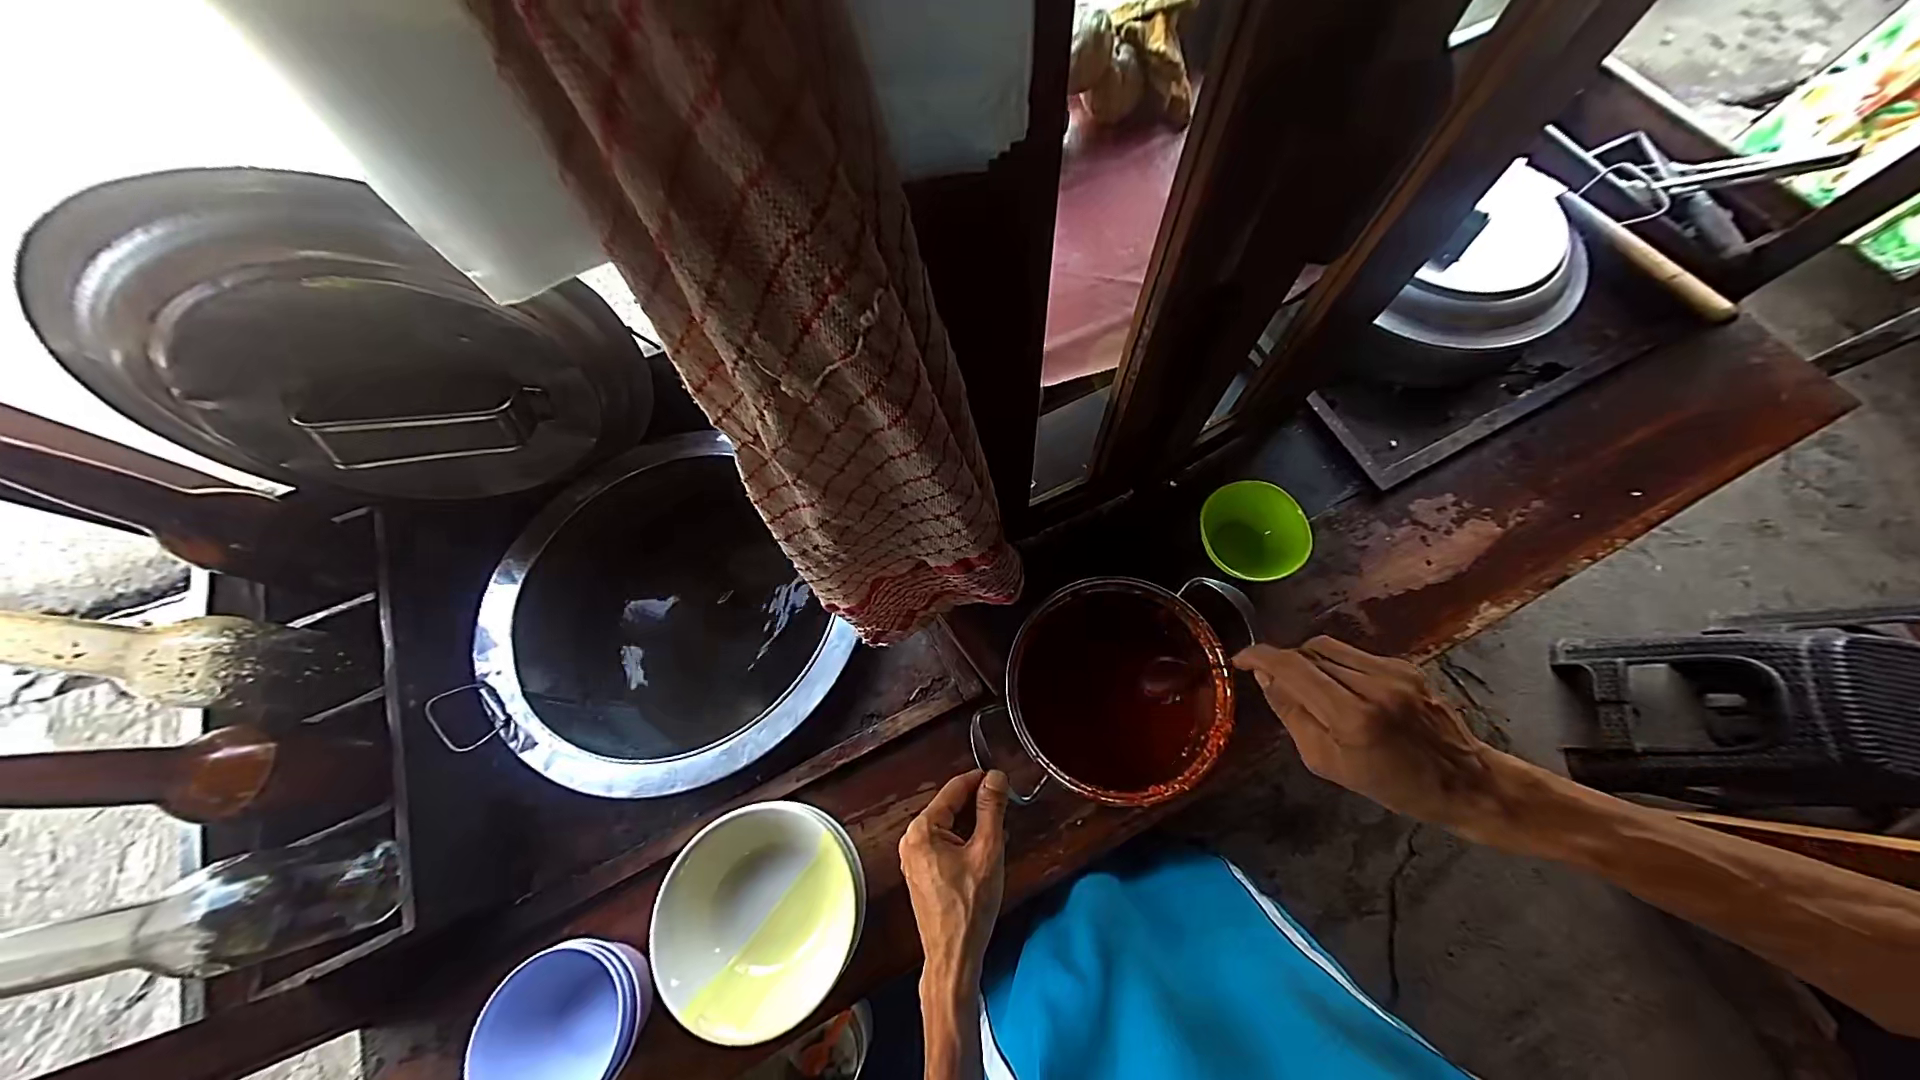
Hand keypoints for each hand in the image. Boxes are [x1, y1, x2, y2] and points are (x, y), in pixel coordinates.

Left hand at [899, 769, 1008, 1000]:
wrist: (954, 957)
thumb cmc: (969, 908)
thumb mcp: (987, 851)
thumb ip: (991, 809)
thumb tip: (995, 778)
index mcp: (922, 830)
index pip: (954, 789)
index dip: (980, 780)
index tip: (1002, 779)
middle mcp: (911, 840)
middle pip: (950, 806)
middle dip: (978, 805)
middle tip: (1005, 808)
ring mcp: (914, 858)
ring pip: (949, 826)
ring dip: (974, 825)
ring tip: (999, 833)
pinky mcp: (922, 873)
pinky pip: (945, 844)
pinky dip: (965, 841)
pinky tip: (984, 852)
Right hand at [1232, 636, 1511, 833]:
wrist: (1465, 782)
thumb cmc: (1391, 785)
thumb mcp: (1325, 761)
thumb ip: (1291, 713)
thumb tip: (1264, 676)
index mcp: (1351, 715)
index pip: (1292, 666)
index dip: (1259, 656)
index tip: (1240, 659)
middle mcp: (1373, 684)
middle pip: (1307, 651)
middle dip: (1284, 662)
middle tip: (1276, 683)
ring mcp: (1393, 671)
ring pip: (1327, 647)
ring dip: (1307, 661)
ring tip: (1310, 687)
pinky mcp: (1405, 666)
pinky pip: (1352, 654)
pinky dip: (1334, 665)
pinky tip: (1342, 689)